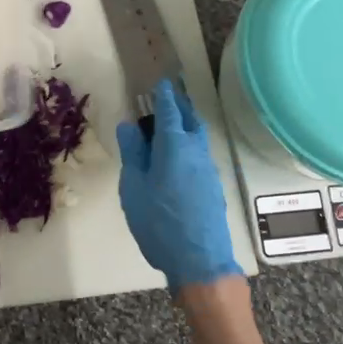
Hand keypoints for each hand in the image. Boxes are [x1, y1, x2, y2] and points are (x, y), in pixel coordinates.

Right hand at [116, 79, 242, 289]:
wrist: (199, 261)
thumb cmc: (159, 220)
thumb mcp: (134, 186)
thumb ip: (133, 153)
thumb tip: (129, 125)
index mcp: (175, 146)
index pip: (170, 111)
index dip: (164, 95)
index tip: (161, 82)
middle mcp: (196, 152)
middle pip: (191, 121)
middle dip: (180, 107)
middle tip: (168, 99)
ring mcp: (208, 170)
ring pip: (198, 139)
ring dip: (185, 127)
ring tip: (169, 128)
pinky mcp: (213, 187)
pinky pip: (199, 156)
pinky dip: (188, 146)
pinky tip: (177, 160)